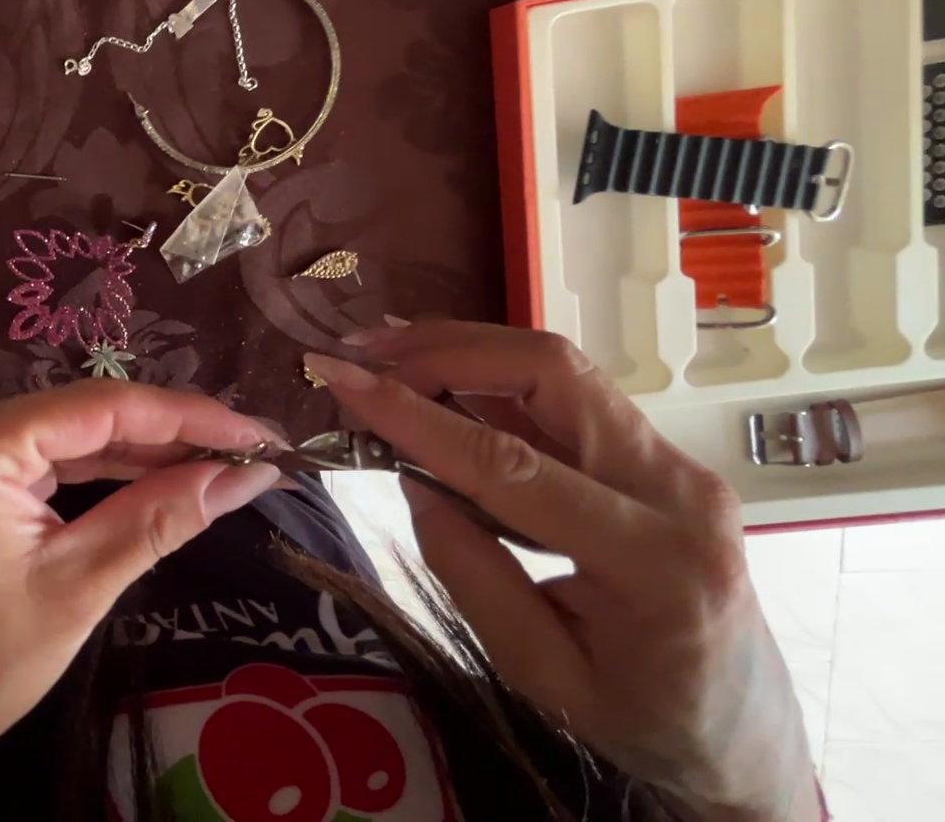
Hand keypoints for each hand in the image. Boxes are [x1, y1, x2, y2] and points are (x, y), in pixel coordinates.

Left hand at [0, 380, 280, 802]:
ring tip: (227, 462)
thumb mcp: (81, 586)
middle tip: (255, 450)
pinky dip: (107, 465)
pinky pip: (53, 451)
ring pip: (76, 431)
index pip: (101, 408)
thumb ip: (161, 517)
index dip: (188, 416)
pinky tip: (167, 470)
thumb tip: (247, 475)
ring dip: (147, 449)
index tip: (259, 432)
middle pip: (89, 414)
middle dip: (174, 434)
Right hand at [307, 323, 820, 821]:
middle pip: (550, 372)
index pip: (508, 462)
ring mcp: (671, 464)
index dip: (414, 414)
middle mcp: (677, 489)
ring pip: (555, 367)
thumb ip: (469, 570)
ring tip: (379, 354)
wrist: (743, 734)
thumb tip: (412, 475)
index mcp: (652, 561)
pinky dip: (482, 373)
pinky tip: (428, 373)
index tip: (341, 380)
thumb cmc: (638, 722)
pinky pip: (559, 392)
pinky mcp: (652, 455)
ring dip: (459, 349)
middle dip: (443, 349)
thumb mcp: (535, 671)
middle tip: (361, 353)